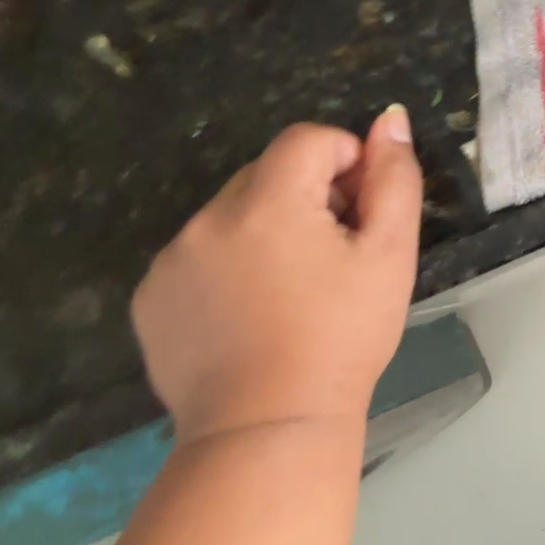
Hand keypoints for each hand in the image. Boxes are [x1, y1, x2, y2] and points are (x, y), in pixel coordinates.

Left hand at [133, 106, 423, 442]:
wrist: (268, 425)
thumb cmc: (345, 333)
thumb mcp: (391, 251)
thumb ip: (394, 177)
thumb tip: (390, 119)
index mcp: (266, 202)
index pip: (309, 139)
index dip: (348, 163)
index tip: (362, 214)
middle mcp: (206, 219)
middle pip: (270, 173)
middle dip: (311, 195)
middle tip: (340, 254)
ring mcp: (170, 260)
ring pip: (236, 214)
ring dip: (273, 229)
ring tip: (299, 289)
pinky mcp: (150, 298)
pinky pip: (202, 254)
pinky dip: (234, 264)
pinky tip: (258, 312)